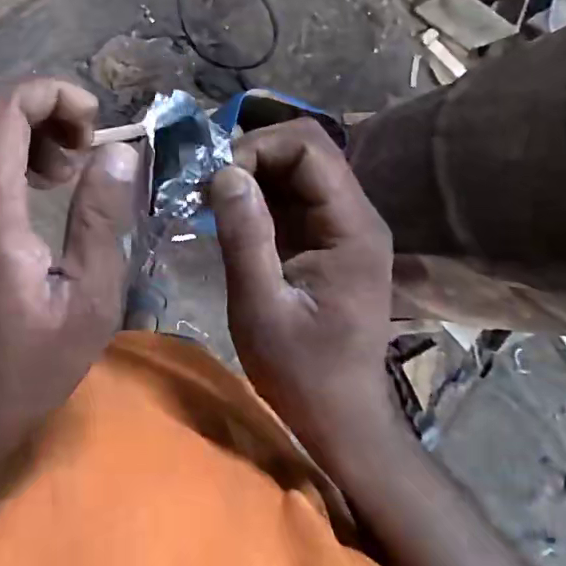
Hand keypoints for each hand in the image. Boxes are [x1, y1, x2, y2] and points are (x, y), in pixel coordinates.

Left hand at [0, 78, 138, 462]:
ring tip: (62, 174)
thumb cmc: (24, 370)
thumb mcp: (88, 302)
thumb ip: (103, 218)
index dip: (52, 94)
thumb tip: (121, 151)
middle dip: (40, 107)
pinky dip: (0, 152)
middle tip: (81, 150)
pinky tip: (32, 195)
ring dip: (21, 129)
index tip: (94, 128)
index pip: (1, 108)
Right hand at [210, 119, 399, 461]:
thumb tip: (224, 171)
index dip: (260, 147)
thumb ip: (245, 236)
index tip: (218, 178)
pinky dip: (260, 196)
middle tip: (208, 186)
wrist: (341, 419)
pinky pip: (294, 197)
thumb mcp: (261, 309)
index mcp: (352, 227)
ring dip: (253, 174)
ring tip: (211, 198)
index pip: (310, 147)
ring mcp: (344, 226)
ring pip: (298, 170)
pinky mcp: (328, 239)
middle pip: (306, 150)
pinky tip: (230, 215)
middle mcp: (356, 215)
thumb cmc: (303, 373)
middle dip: (253, 155)